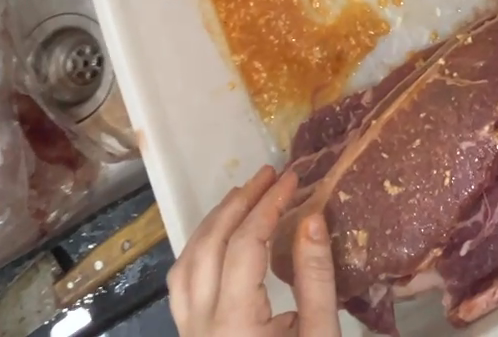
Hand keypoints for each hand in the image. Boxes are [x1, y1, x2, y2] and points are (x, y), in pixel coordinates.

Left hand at [167, 167, 339, 336]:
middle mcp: (200, 329)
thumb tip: (311, 216)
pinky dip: (200, 250)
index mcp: (234, 326)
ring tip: (244, 196)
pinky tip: (223, 239)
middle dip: (239, 203)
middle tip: (270, 175)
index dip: (269, 204)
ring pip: (185, 265)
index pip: (246, 245)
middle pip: (208, 247)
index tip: (293, 176)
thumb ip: (315, 278)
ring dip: (214, 223)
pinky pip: (182, 287)